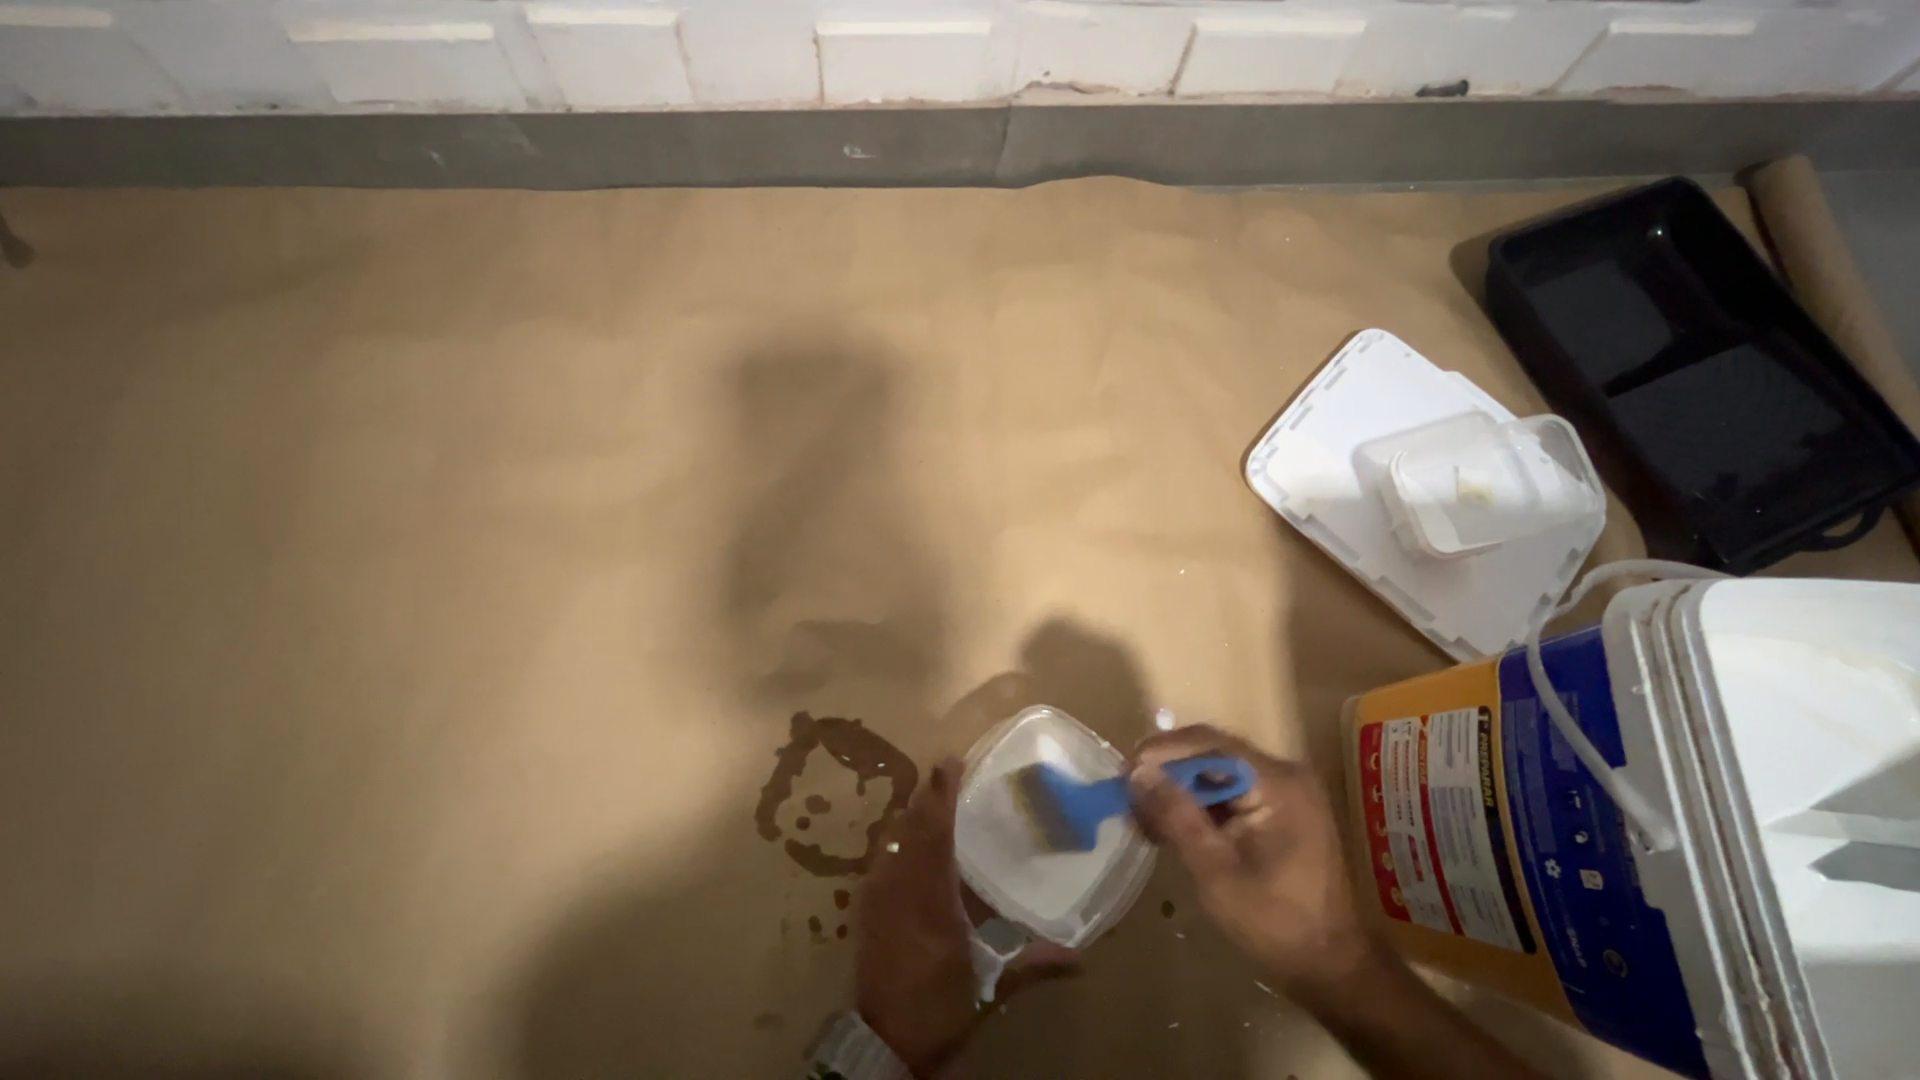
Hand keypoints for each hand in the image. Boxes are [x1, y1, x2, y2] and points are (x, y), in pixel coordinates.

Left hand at [856, 757, 1077, 1076]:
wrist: (884, 1043)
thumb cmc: (941, 1009)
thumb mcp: (992, 987)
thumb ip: (1035, 965)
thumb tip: (1081, 958)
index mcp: (933, 900)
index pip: (936, 833)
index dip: (942, 794)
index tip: (951, 761)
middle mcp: (901, 889)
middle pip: (911, 828)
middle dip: (927, 795)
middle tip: (943, 770)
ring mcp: (878, 898)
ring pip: (893, 841)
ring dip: (911, 816)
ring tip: (929, 798)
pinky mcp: (866, 911)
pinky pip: (882, 862)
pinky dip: (897, 843)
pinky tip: (907, 843)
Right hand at [1129, 725, 1380, 997]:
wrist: (1330, 965)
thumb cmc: (1273, 920)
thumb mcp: (1214, 868)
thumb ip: (1176, 814)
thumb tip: (1137, 771)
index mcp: (1276, 782)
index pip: (1209, 744)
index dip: (1162, 751)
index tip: (1124, 773)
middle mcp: (1284, 774)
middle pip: (1213, 754)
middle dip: (1167, 773)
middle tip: (1129, 798)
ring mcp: (1286, 792)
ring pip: (1218, 773)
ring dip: (1180, 791)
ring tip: (1144, 817)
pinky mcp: (1281, 811)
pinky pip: (1232, 792)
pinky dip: (1200, 805)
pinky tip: (1173, 827)